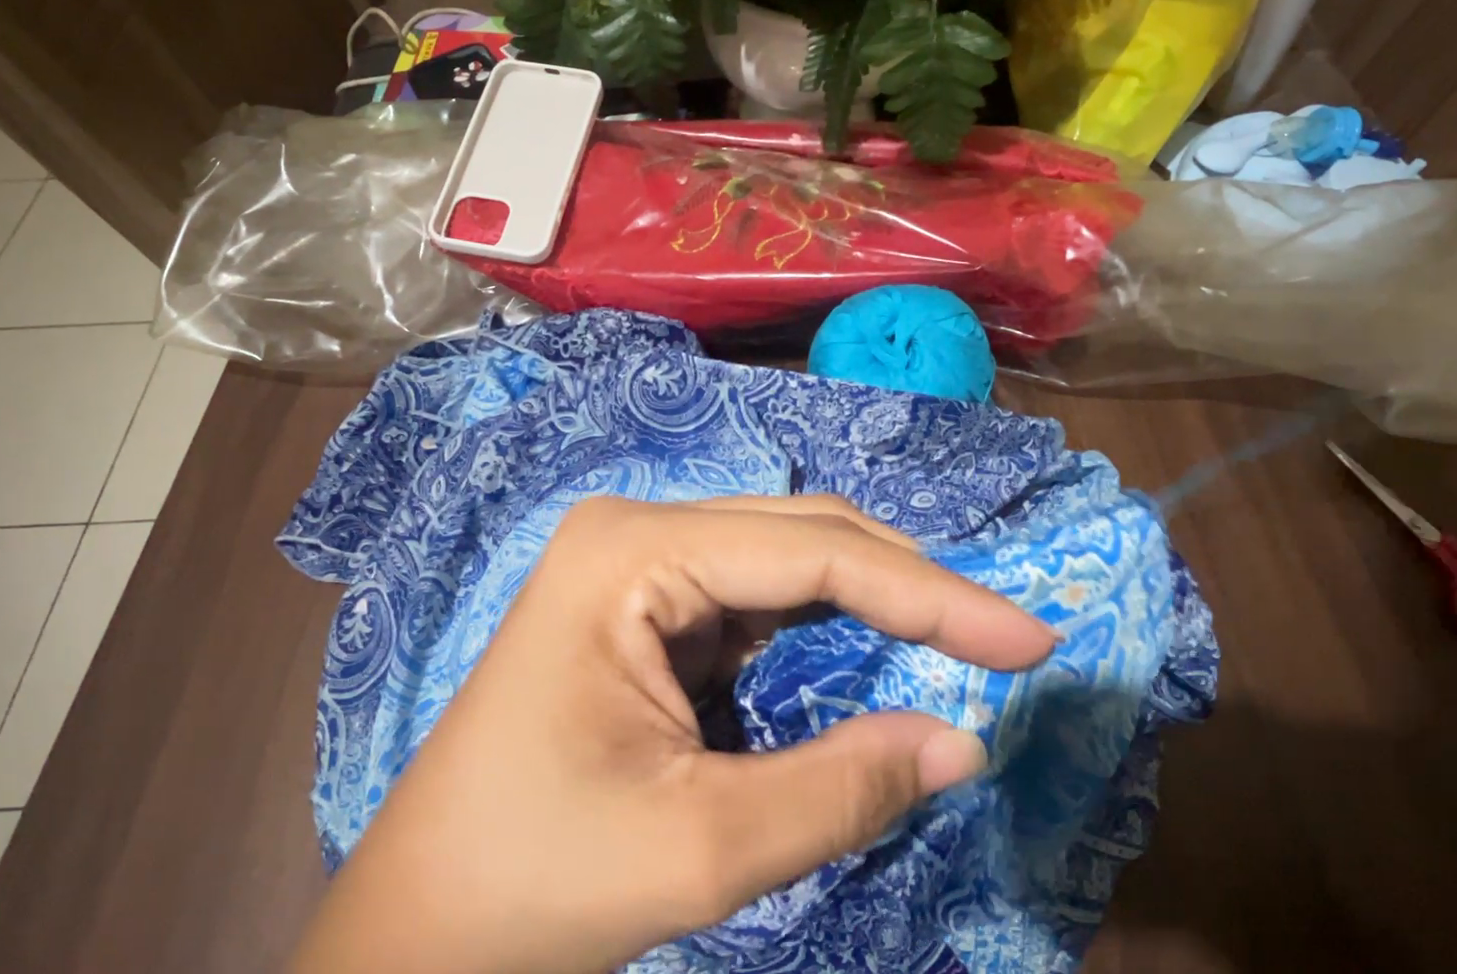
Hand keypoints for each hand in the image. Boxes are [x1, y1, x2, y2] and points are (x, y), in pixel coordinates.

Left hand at [289, 495, 1056, 973]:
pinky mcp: (641, 608)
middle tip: (1005, 644)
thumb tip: (964, 743)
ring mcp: (634, 566)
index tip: (1032, 641)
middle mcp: (634, 533)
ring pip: (785, 565)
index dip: (933, 595)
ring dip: (871, 607)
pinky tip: (871, 657)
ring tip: (958, 646)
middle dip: (908, 591)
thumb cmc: (538, 879)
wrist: (424, 923)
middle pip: (802, 539)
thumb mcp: (704, 847)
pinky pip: (754, 604)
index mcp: (630, 553)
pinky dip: (823, 632)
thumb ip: (844, 789)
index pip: (814, 552)